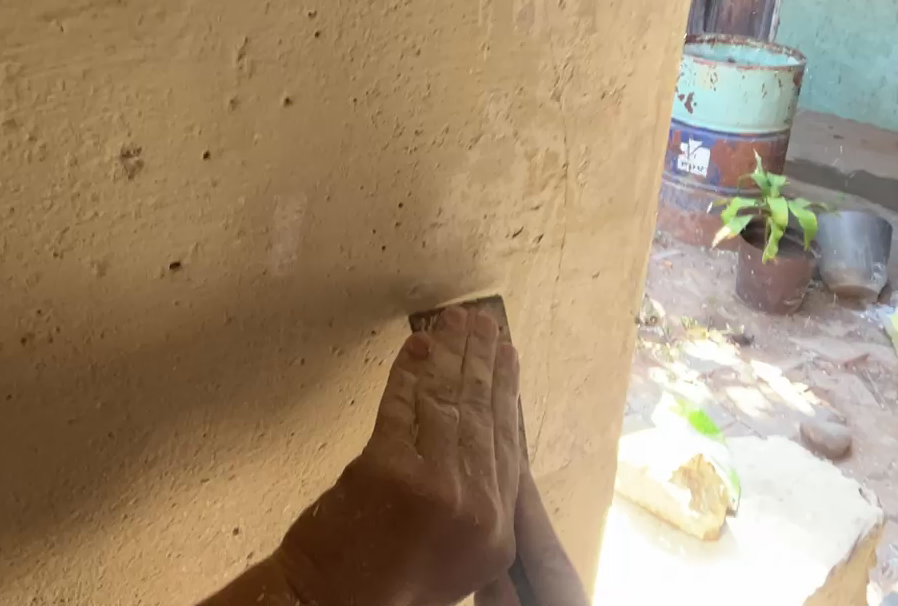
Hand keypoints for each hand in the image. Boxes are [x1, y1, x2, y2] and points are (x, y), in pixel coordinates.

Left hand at [270, 306, 522, 605]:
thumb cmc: (390, 579)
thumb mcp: (456, 550)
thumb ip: (473, 494)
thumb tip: (479, 422)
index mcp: (497, 531)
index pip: (508, 442)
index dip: (507, 390)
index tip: (507, 352)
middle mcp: (475, 507)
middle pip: (481, 413)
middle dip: (481, 359)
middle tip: (483, 319)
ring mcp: (435, 486)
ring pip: (447, 401)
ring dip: (449, 352)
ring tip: (453, 318)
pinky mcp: (390, 468)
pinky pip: (404, 404)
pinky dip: (409, 369)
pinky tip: (417, 343)